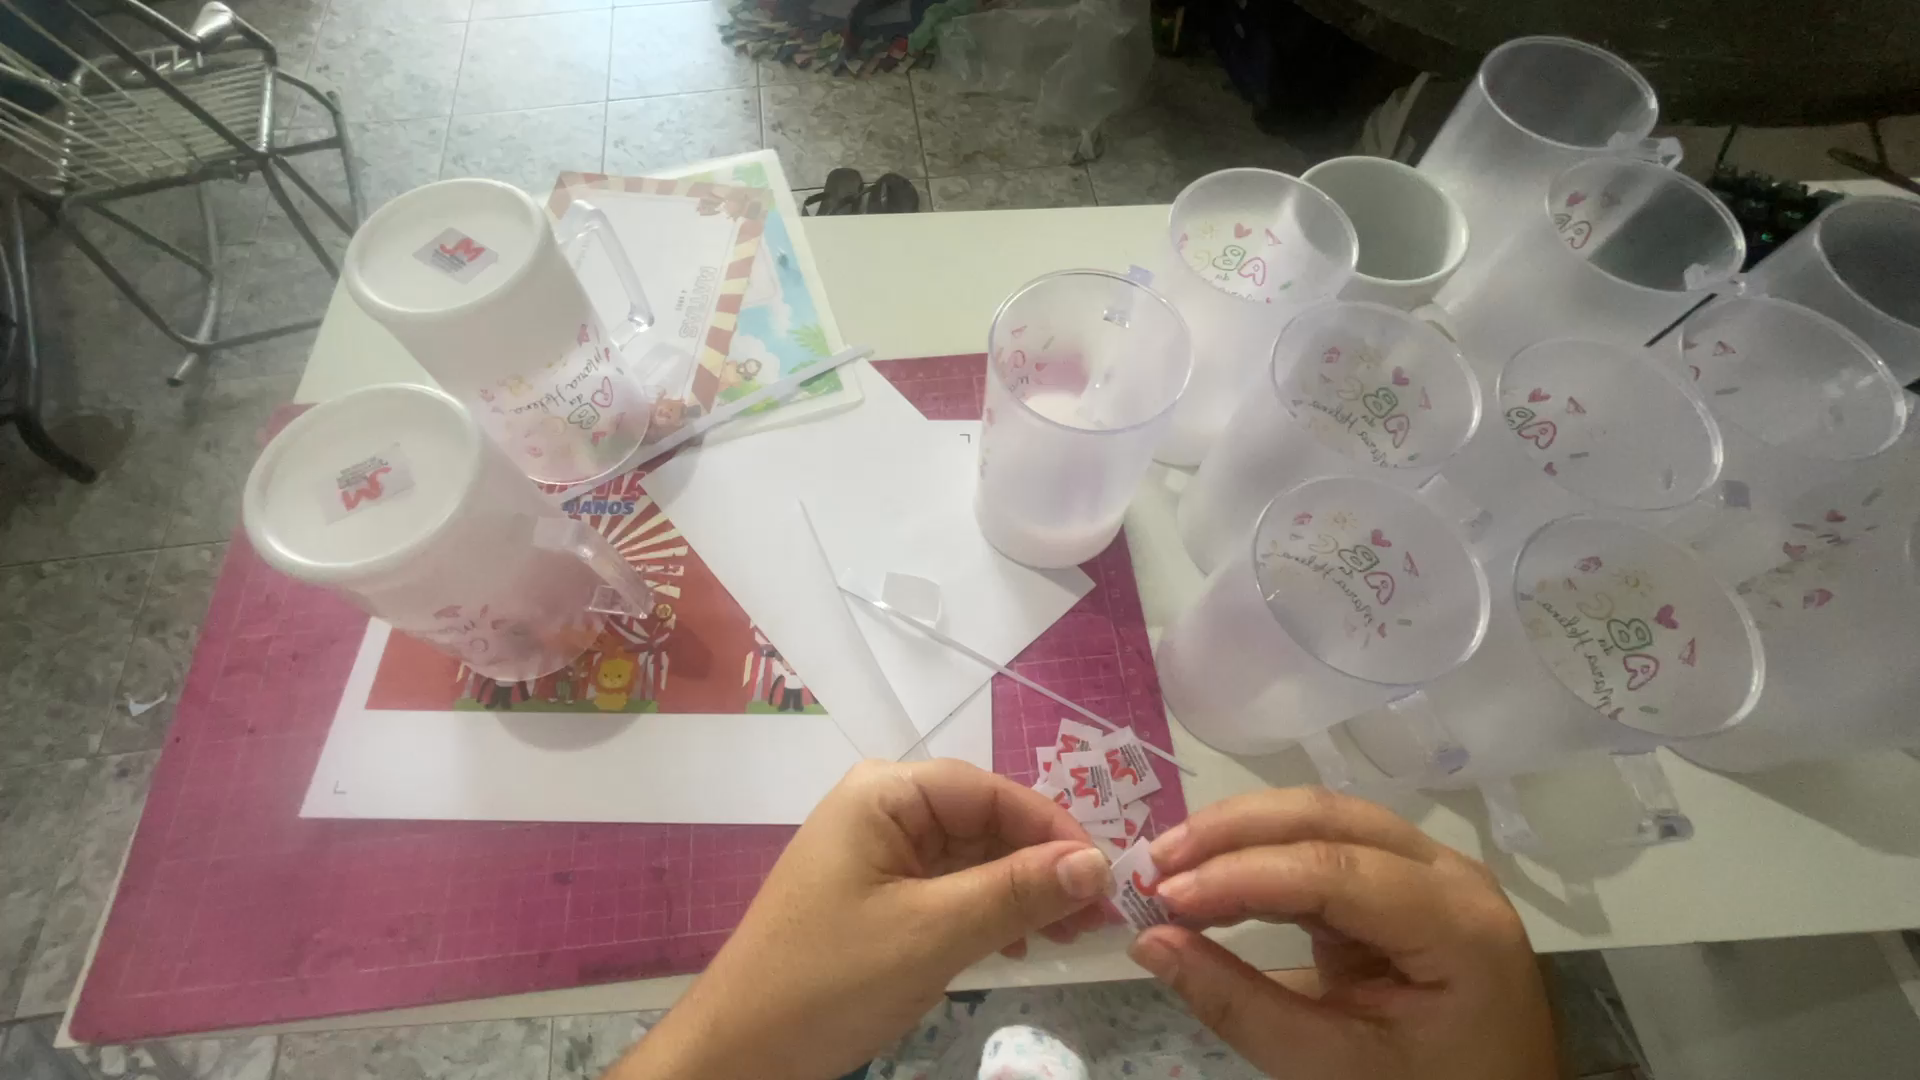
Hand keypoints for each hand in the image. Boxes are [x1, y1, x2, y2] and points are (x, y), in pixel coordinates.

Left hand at [612, 759, 1112, 1079]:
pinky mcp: (881, 889)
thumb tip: (1097, 862)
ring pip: (970, 855)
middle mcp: (884, 806)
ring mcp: (881, 849)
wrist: (740, 1055)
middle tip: (1094, 916)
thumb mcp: (933, 934)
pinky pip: (950, 884)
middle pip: (981, 820)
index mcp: (886, 792)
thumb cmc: (831, 979)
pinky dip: (988, 910)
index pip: (986, 790)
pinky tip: (1019, 944)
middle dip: (1038, 864)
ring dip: (1019, 890)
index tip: (1102, 873)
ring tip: (1067, 935)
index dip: (1048, 825)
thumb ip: (1016, 892)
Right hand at [1128, 788, 1556, 1079]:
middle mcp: (1448, 873)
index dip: (1241, 875)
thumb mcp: (1333, 1070)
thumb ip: (1238, 1005)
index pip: (1335, 871)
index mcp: (1459, 927)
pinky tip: (1212, 870)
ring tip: (1172, 861)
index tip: (1165, 897)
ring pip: (1316, 814)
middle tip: (1157, 863)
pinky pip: (1317, 839)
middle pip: (1324, 818)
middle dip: (1230, 833)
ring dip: (1237, 832)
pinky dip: (1256, 851)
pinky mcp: (1394, 872)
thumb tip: (1147, 943)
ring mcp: (1425, 865)